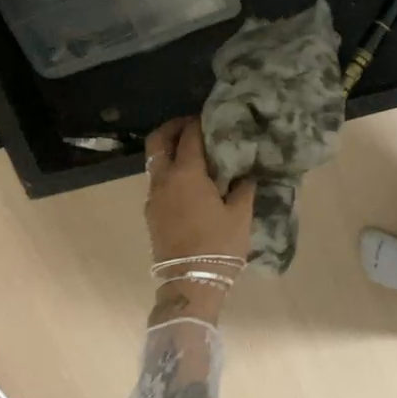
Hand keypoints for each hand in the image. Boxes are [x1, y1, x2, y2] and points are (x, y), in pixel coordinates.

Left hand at [145, 118, 254, 321]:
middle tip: (192, 126)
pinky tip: (192, 183)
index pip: (190, 138)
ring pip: (156, 162)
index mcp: (187, 175)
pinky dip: (171, 173)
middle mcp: (164, 180)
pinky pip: (159, 182)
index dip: (199, 123)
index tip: (211, 117)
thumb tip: (245, 175)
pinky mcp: (152, 213)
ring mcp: (153, 197)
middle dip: (173, 129)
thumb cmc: (219, 244)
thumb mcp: (241, 215)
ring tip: (196, 156)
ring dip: (171, 152)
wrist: (190, 280)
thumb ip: (243, 189)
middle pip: (158, 142)